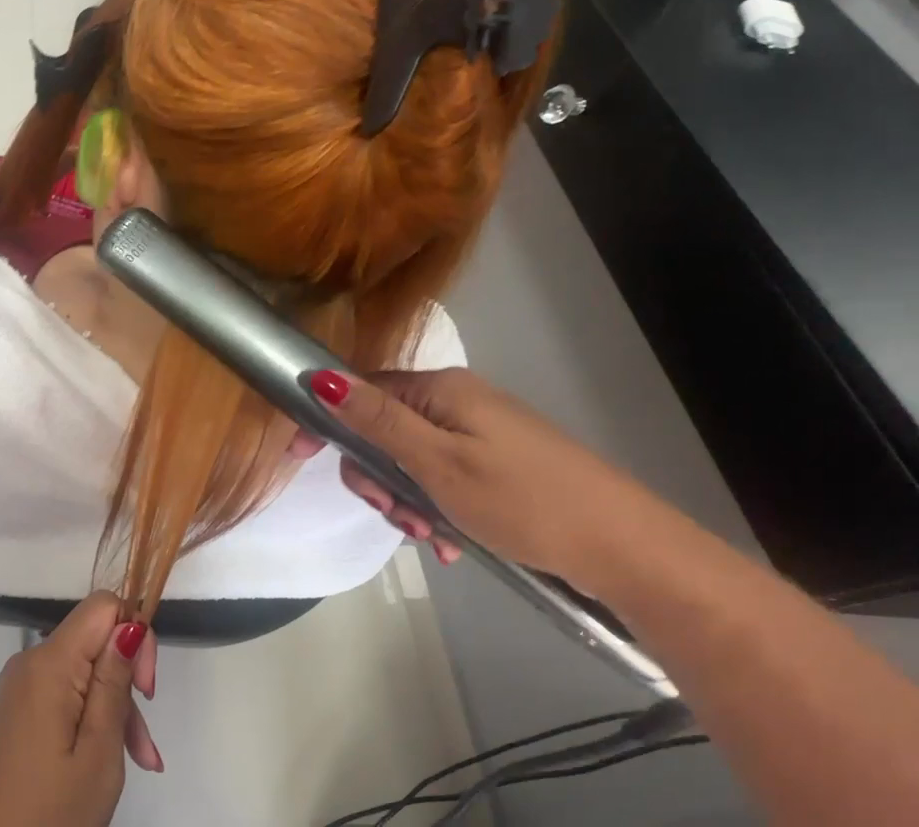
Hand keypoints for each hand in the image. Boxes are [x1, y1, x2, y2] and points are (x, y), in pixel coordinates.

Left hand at [0, 592, 161, 826]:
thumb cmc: (49, 812)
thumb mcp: (98, 753)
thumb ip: (113, 684)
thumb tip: (129, 624)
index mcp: (48, 663)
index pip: (101, 605)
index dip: (134, 634)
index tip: (148, 690)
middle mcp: (27, 663)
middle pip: (92, 644)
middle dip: (127, 685)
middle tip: (146, 750)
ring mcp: (15, 688)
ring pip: (79, 674)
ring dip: (112, 711)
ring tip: (137, 765)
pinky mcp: (10, 712)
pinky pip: (59, 697)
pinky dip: (86, 721)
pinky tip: (103, 761)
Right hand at [305, 368, 680, 594]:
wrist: (628, 550)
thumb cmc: (523, 501)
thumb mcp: (438, 463)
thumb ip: (377, 421)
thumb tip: (322, 377)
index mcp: (442, 390)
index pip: (360, 391)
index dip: (325, 422)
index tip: (299, 460)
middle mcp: (459, 402)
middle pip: (383, 429)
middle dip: (376, 476)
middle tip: (393, 516)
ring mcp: (482, 433)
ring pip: (411, 460)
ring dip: (406, 500)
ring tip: (429, 537)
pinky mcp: (500, 464)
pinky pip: (443, 477)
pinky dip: (435, 507)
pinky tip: (448, 542)